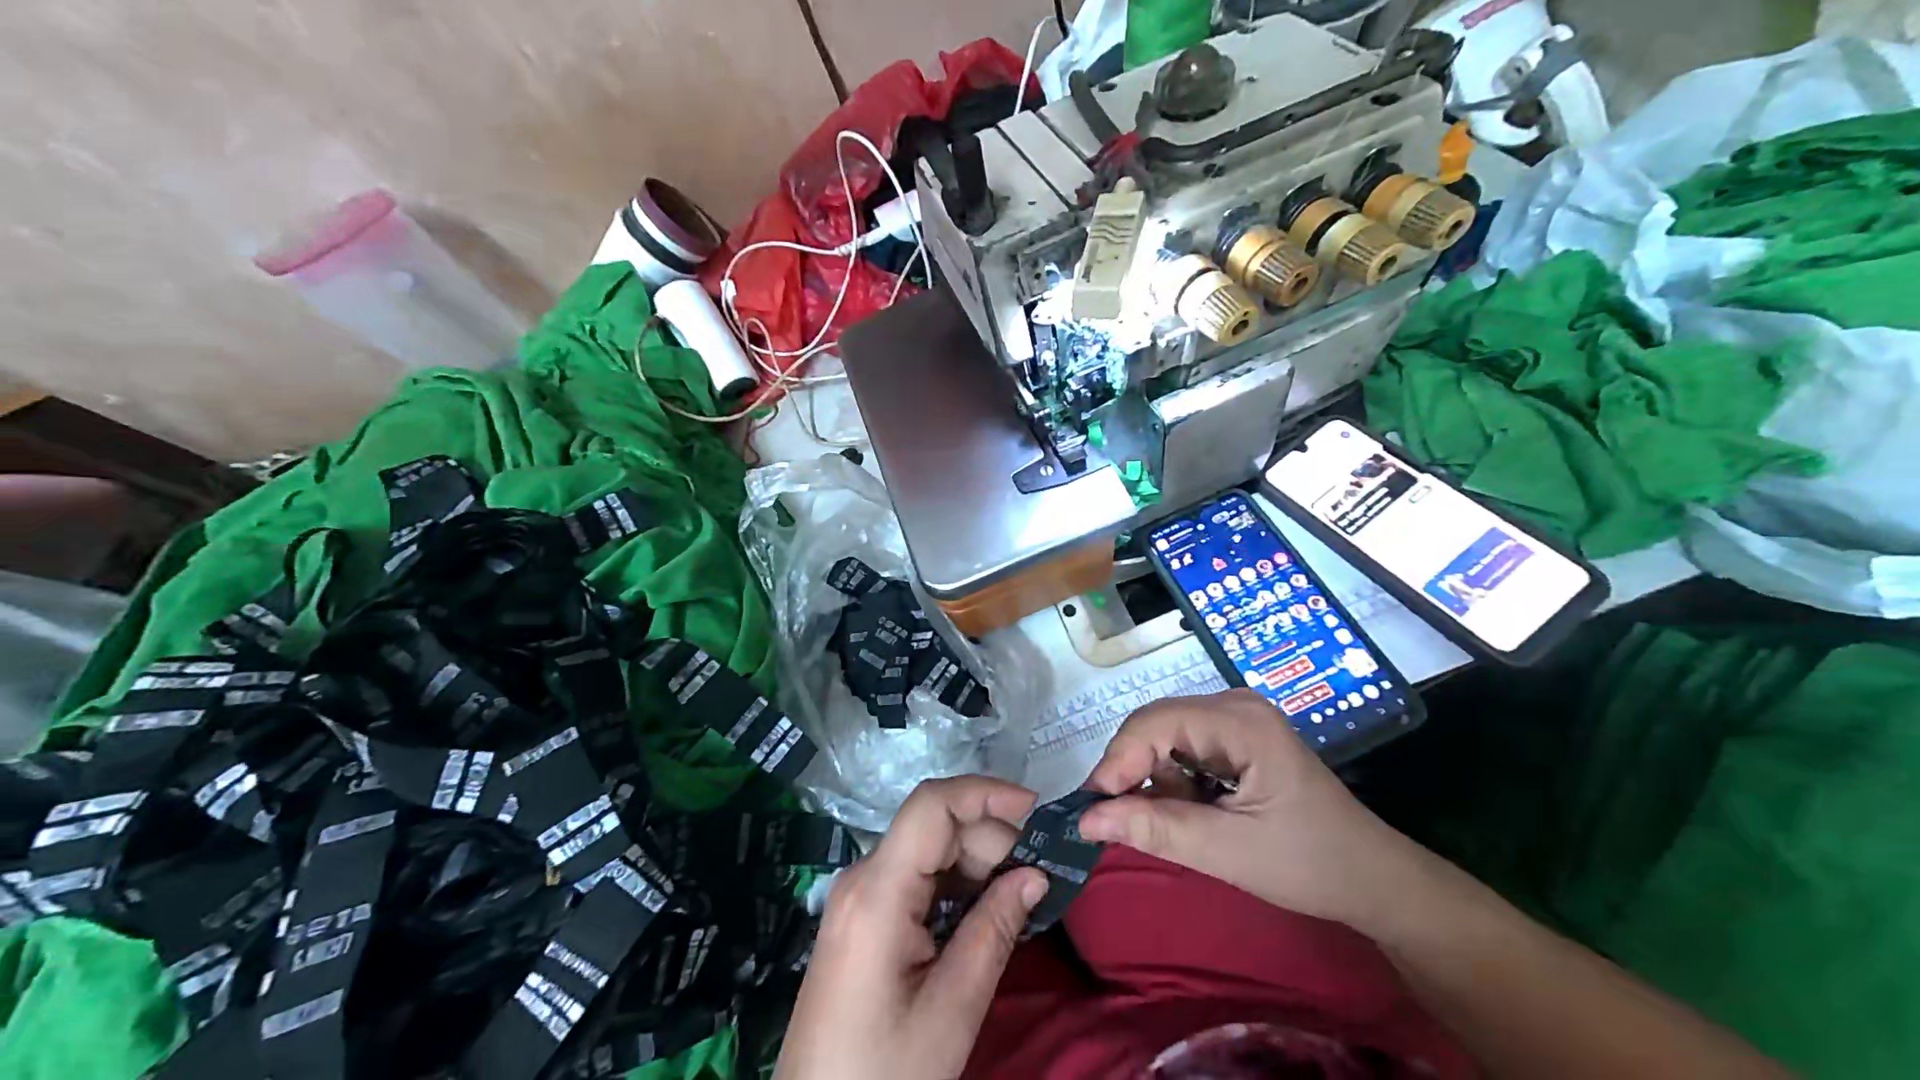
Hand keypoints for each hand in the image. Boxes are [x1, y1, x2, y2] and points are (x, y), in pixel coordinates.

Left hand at [775, 776, 1049, 1079]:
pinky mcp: (864, 919)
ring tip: (1022, 893)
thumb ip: (994, 931)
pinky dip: (956, 885)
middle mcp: (863, 878)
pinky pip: (916, 880)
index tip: (1038, 810)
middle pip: (933, 827)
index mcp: (878, 890)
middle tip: (1039, 874)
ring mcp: (860, 898)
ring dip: (977, 862)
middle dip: (991, 836)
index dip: (986, 793)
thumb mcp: (952, 1009)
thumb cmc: (885, 1071)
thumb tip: (1035, 874)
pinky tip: (987, 910)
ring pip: (927, 851)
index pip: (932, 805)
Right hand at [1076, 689, 1430, 929]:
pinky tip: (1192, 811)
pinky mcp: (1233, 737)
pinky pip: (1180, 748)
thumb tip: (1086, 819)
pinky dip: (1172, 782)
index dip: (1118, 760)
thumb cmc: (1309, 864)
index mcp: (1242, 722)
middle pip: (1155, 725)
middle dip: (1132, 771)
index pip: (1155, 723)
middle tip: (1119, 820)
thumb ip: (1156, 829)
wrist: (1371, 879)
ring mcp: (1234, 719)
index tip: (1096, 808)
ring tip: (1172, 823)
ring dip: (1153, 780)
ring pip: (1162, 738)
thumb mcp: (1229, 852)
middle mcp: (1233, 705)